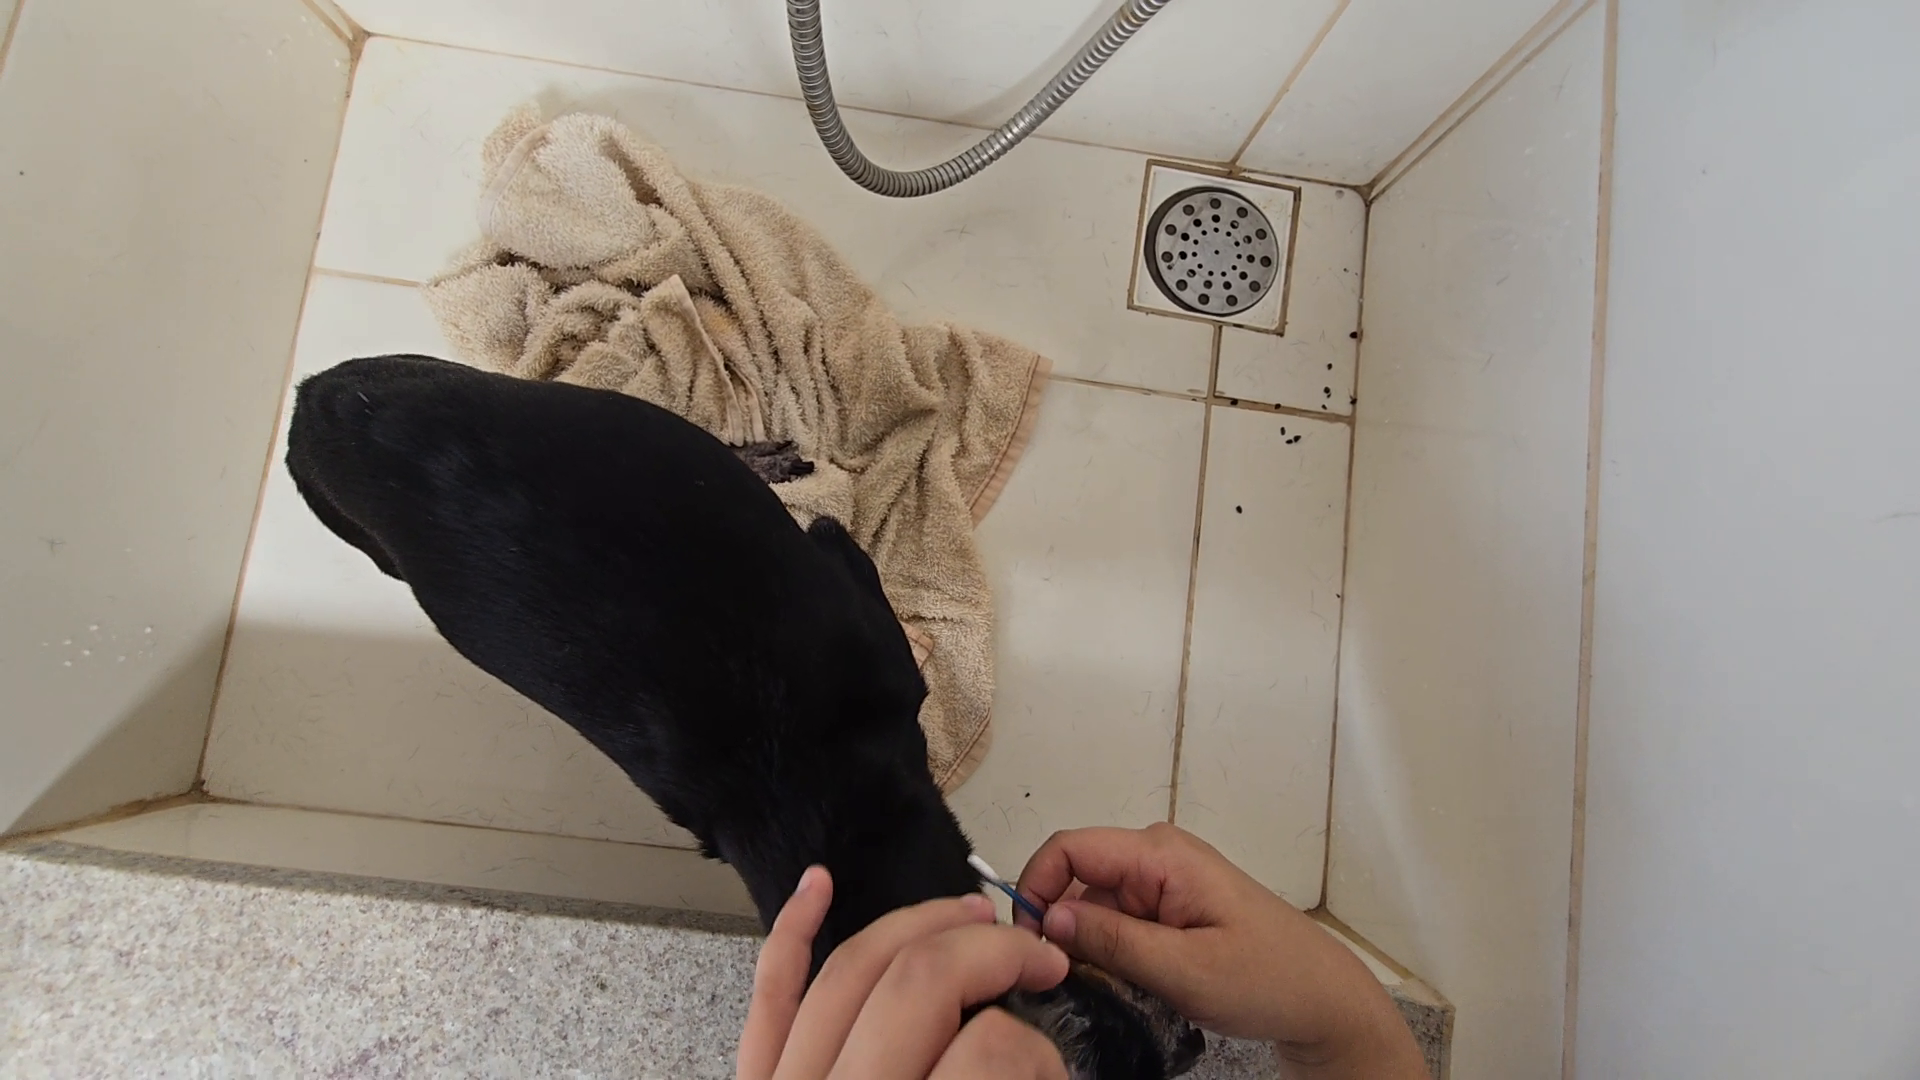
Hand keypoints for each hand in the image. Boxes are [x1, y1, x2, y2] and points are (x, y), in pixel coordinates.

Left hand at [737, 865, 1071, 1079]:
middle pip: (918, 989)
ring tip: (972, 912)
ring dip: (920, 924)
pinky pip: (768, 995)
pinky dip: (790, 930)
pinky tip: (819, 882)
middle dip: (992, 955)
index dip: (1036, 1054)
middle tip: (1036, 960)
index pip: (986, 1061)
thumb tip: (1046, 1070)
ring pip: (851, 970)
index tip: (1058, 1066)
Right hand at [1015, 824, 1426, 1078]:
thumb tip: (1047, 918)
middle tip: (1053, 976)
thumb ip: (1113, 941)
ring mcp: (1162, 878)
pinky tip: (1113, 979)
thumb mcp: (1186, 970)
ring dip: (1083, 938)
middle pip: (1079, 874)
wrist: (1326, 1001)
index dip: (1037, 885)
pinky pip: (1118, 916)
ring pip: (1095, 899)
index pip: (1071, 848)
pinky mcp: (1168, 904)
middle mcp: (1154, 854)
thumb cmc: (1264, 979)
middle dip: (1057, 919)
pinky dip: (1106, 946)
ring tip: (1087, 985)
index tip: (1025, 940)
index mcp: (1158, 853)